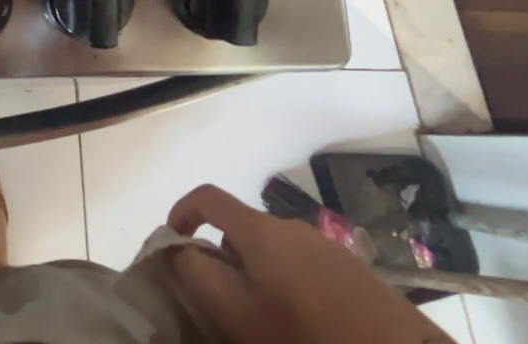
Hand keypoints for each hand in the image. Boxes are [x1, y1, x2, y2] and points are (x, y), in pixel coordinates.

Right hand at [163, 184, 452, 343]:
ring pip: (273, 251)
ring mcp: (326, 247)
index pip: (206, 196)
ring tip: (264, 319)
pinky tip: (302, 323)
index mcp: (259, 230)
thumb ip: (197, 274)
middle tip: (222, 303)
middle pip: (241, 229)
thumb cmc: (305, 335)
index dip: (181, 212)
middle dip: (223, 258)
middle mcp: (291, 227)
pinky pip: (303, 266)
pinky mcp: (353, 271)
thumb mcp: (238, 313)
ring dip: (257, 274)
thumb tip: (177, 246)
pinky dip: (288, 284)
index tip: (174, 244)